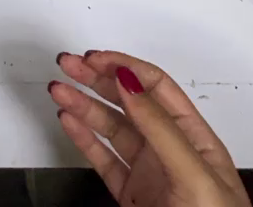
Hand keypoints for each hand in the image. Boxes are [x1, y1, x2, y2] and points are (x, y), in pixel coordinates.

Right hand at [50, 51, 249, 206]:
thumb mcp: (194, 176)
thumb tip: (127, 77)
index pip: (157, 88)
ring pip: (110, 128)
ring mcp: (149, 173)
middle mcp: (170, 150)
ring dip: (82, 105)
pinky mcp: (130, 195)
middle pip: (128, 102)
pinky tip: (67, 121)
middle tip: (65, 64)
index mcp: (195, 140)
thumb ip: (160, 127)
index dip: (124, 68)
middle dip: (95, 79)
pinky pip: (102, 159)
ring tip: (57, 91)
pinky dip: (83, 138)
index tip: (93, 59)